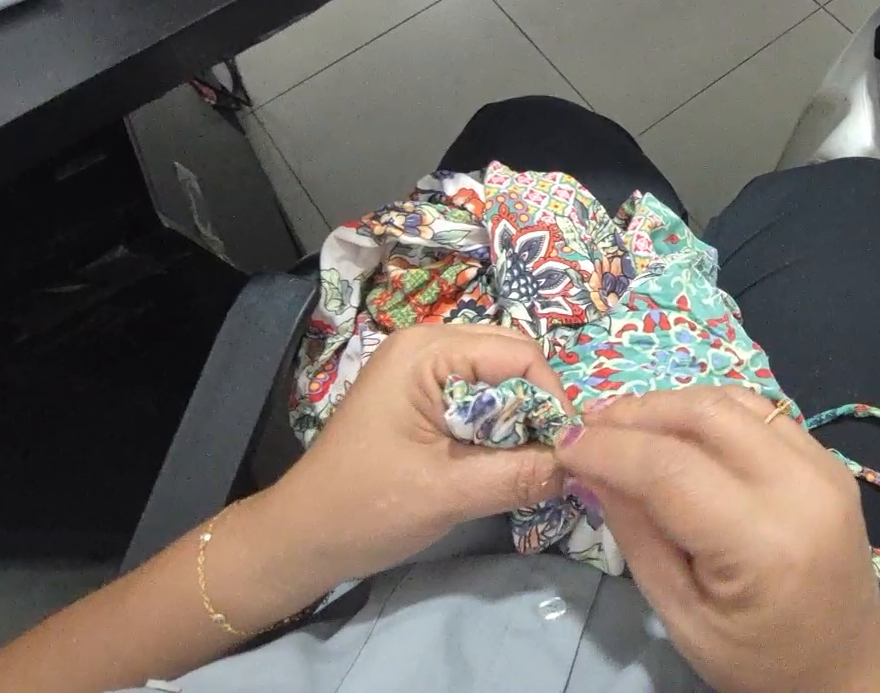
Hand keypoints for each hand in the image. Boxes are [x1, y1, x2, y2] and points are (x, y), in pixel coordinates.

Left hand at [265, 323, 573, 583]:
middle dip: (537, 403)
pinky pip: (479, 388)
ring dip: (520, 412)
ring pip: (498, 372)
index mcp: (427, 350)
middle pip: (511, 354)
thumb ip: (519, 474)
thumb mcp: (448, 493)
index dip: (551, 398)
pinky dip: (498, 417)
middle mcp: (427, 341)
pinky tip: (499, 452)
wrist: (298, 538)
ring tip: (527, 456)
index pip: (519, 354)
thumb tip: (581, 465)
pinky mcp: (420, 388)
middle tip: (551, 453)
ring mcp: (421, 363)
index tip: (565, 450)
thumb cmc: (366, 508)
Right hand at [556, 387, 879, 692]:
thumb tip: (591, 465)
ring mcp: (822, 464)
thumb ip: (636, 535)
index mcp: (765, 544)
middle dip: (636, 412)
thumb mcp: (682, 618)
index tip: (566, 443)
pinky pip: (756, 409)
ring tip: (625, 422)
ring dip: (669, 402)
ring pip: (729, 400)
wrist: (850, 673)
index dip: (610, 448)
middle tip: (590, 424)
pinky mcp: (827, 456)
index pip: (671, 469)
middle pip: (702, 414)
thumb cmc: (759, 662)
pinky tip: (678, 427)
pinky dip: (707, 409)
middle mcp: (801, 487)